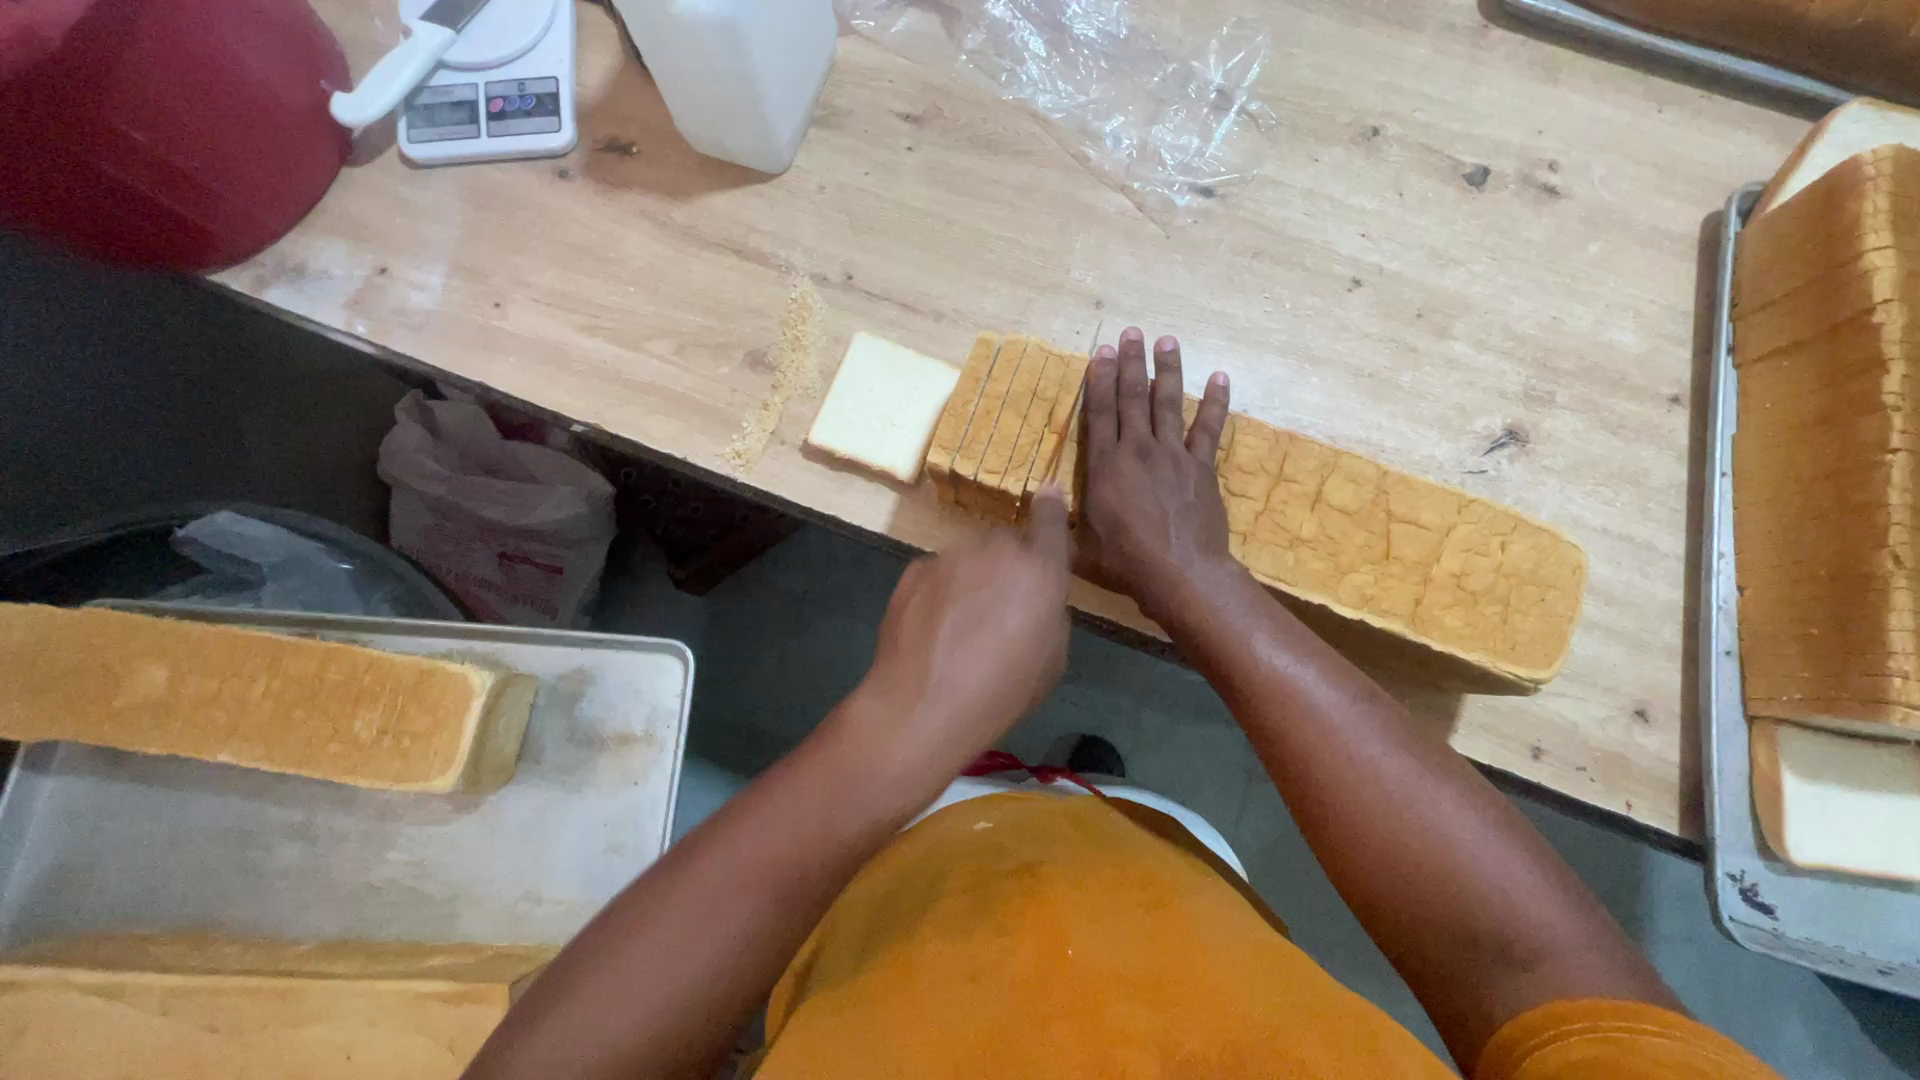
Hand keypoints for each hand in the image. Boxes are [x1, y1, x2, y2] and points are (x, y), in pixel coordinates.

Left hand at [841, 491, 1072, 786]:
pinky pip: (937, 573)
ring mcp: (950, 557)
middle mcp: (996, 551)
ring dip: (971, 578)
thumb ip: (1049, 612)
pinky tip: (933, 628)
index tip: (1049, 493)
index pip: (1051, 522)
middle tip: (1000, 607)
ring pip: (968, 557)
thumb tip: (1035, 597)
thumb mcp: (1051, 659)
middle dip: (1007, 564)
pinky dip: (940, 591)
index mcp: (1040, 571)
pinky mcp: (914, 570)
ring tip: (960, 625)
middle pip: (1006, 543)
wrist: (923, 706)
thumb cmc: (1002, 692)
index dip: (1051, 508)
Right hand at [1077, 327, 1244, 627]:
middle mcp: (1137, 450)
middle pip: (1132, 398)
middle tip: (1131, 333)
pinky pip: (1209, 428)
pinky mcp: (1201, 467)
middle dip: (1130, 363)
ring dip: (1167, 370)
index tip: (1101, 352)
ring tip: (1166, 341)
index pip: (1099, 413)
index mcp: (1104, 466)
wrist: (1181, 572)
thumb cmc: (1124, 563)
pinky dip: (1216, 402)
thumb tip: (1041, 501)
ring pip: (1169, 403)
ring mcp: (1172, 455)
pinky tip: (1221, 378)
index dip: (1098, 380)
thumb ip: (1060, 522)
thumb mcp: (1078, 547)